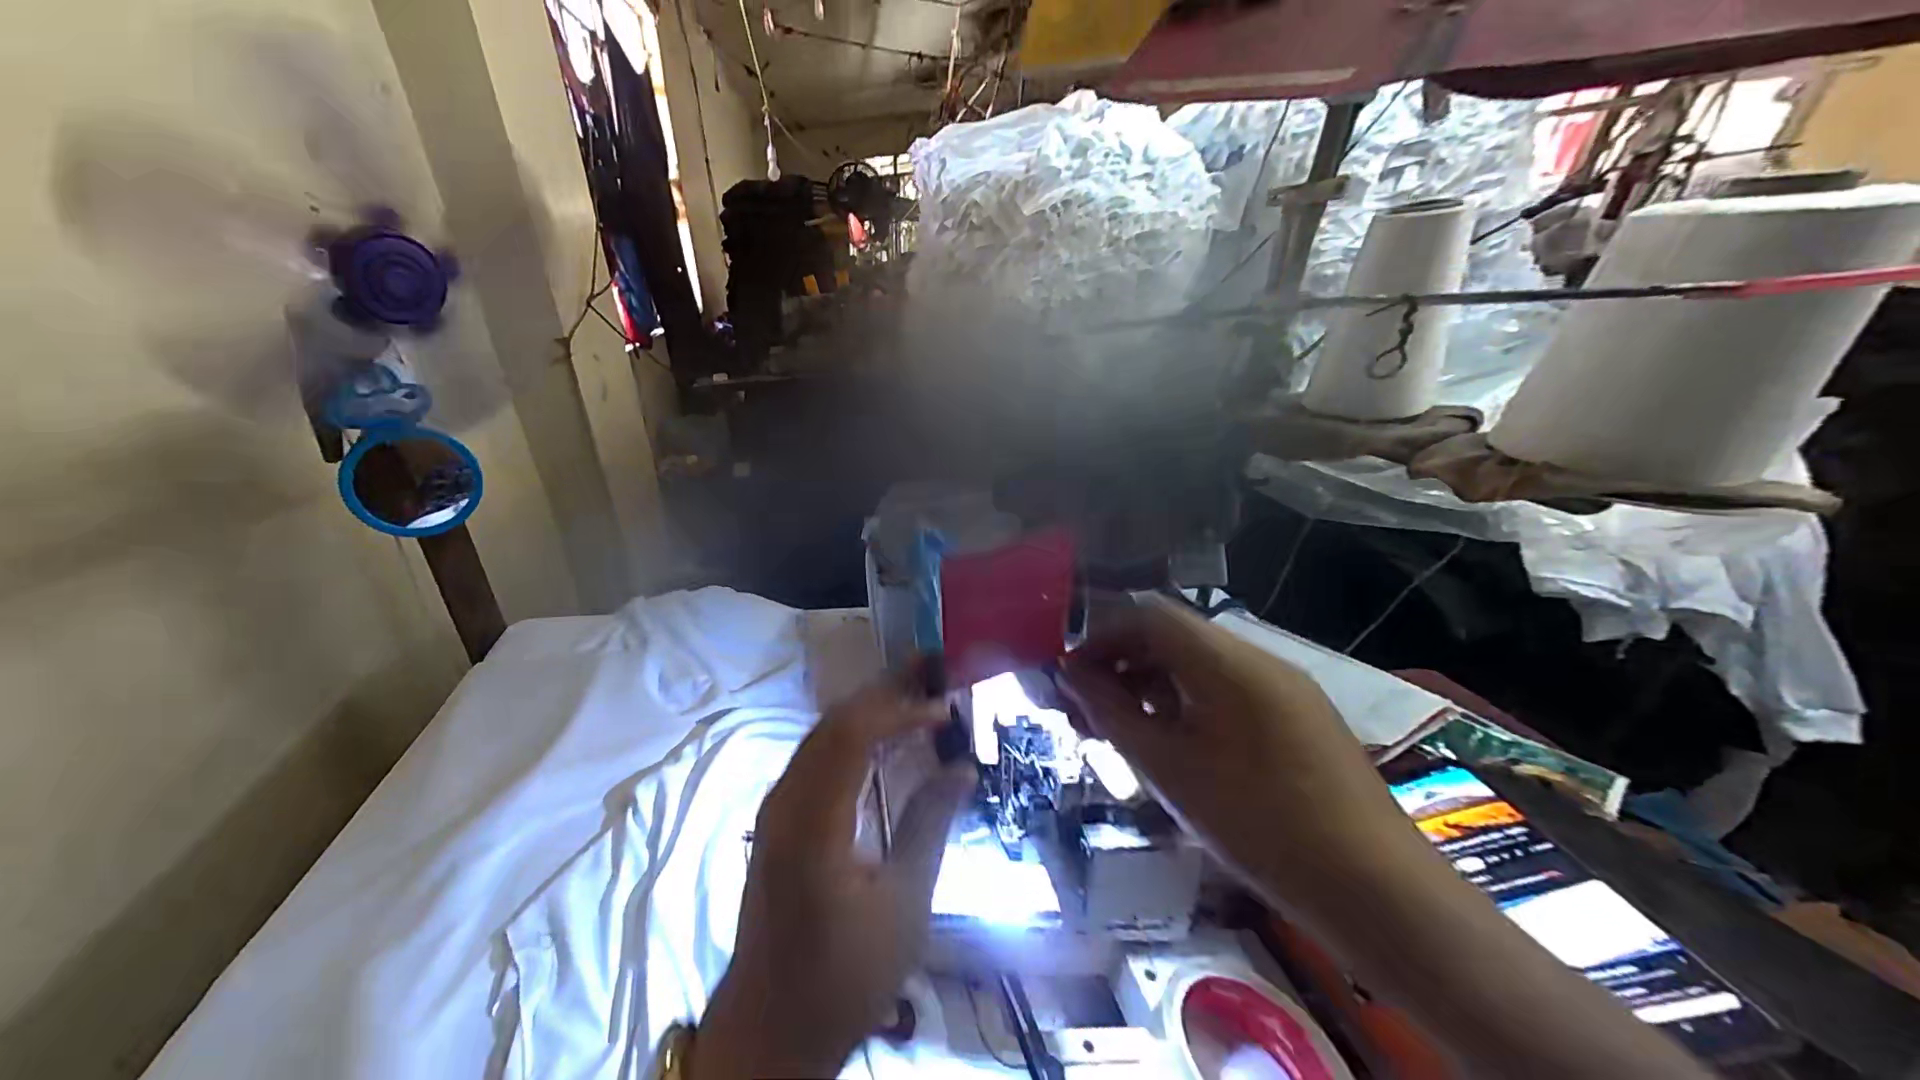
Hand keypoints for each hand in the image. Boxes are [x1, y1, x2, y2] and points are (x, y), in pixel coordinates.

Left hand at [691, 676, 974, 1079]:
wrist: (771, 1029)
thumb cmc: (844, 977)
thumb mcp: (905, 906)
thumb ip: (930, 825)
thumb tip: (961, 766)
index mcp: (813, 825)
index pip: (853, 736)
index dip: (899, 709)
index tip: (944, 707)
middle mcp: (785, 804)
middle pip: (833, 725)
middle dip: (883, 691)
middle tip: (931, 667)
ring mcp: (776, 812)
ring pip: (821, 737)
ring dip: (867, 710)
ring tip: (914, 690)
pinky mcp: (778, 823)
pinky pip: (815, 759)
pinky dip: (852, 737)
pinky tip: (883, 738)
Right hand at [1062, 599, 1713, 1079]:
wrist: (1373, 886)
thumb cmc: (1257, 823)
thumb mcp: (1169, 769)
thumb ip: (1113, 713)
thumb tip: (1070, 675)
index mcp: (1226, 661)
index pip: (1149, 615)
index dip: (1101, 636)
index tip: (1070, 674)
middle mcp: (1258, 657)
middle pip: (1175, 635)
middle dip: (1124, 661)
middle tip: (1089, 707)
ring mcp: (1285, 684)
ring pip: (1202, 662)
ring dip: (1155, 683)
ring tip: (1125, 729)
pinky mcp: (1299, 712)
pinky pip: (1230, 686)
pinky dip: (1190, 700)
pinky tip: (1175, 742)